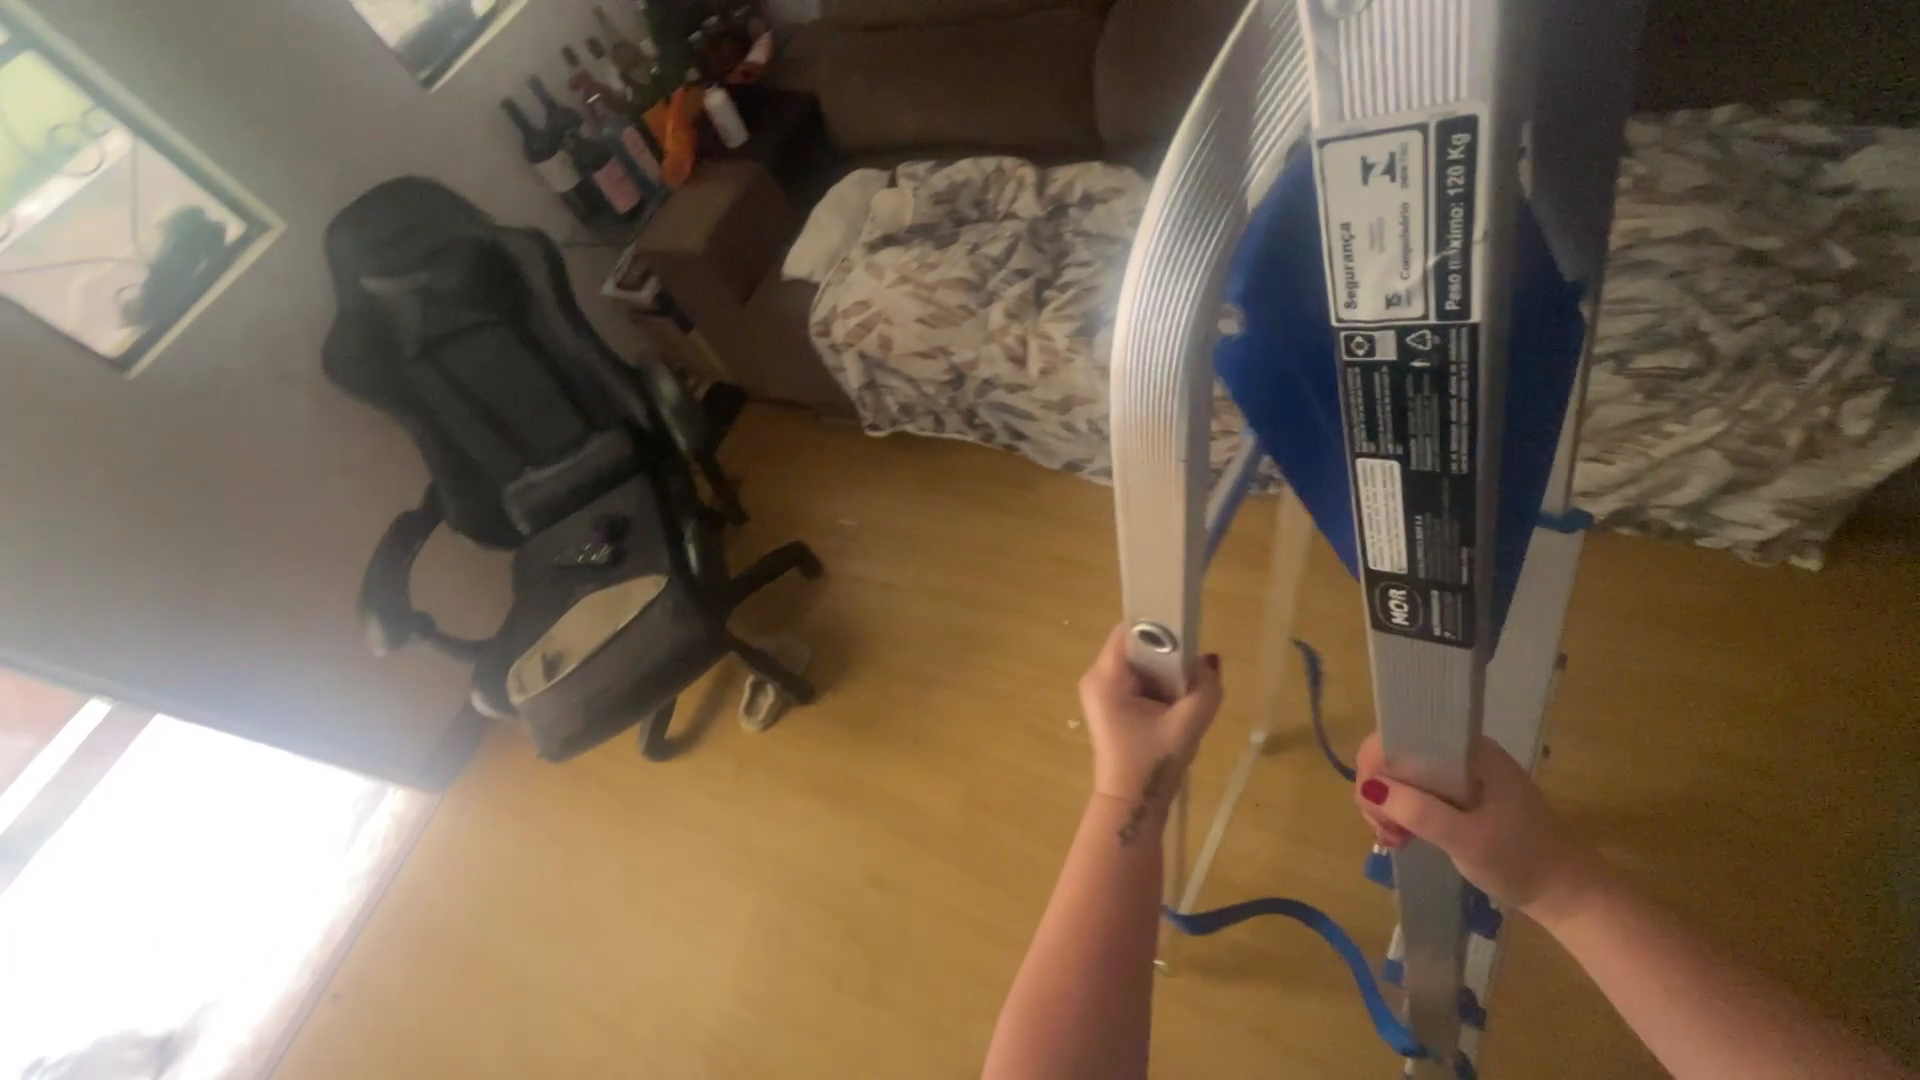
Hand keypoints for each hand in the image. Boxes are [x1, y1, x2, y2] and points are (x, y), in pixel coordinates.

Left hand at [1078, 624, 1223, 807]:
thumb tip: (1208, 661)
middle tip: (1191, 672)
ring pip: (1138, 664)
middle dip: (1165, 655)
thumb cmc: (1153, 766)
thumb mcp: (1187, 725)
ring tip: (1183, 693)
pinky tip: (1172, 707)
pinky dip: (1156, 687)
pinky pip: (1135, 681)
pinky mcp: (1110, 705)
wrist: (1131, 805)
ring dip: (1163, 673)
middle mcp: (1096, 678)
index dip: (1159, 629)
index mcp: (1105, 677)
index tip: (1187, 638)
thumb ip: (1204, 688)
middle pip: (1134, 647)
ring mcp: (1100, 692)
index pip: (1130, 631)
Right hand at [1354, 734, 1603, 923]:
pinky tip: (1400, 838)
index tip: (1373, 805)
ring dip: (1386, 806)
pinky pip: (1415, 795)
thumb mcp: (1467, 840)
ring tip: (1391, 840)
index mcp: (1467, 750)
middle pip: (1396, 758)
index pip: (1401, 738)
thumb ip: (1418, 812)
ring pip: (1401, 778)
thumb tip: (1368, 789)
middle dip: (1378, 792)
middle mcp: (1460, 755)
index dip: (1375, 766)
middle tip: (1383, 830)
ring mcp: (1460, 777)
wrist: (1570, 897)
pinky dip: (1400, 815)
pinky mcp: (1459, 799)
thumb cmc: (1522, 862)